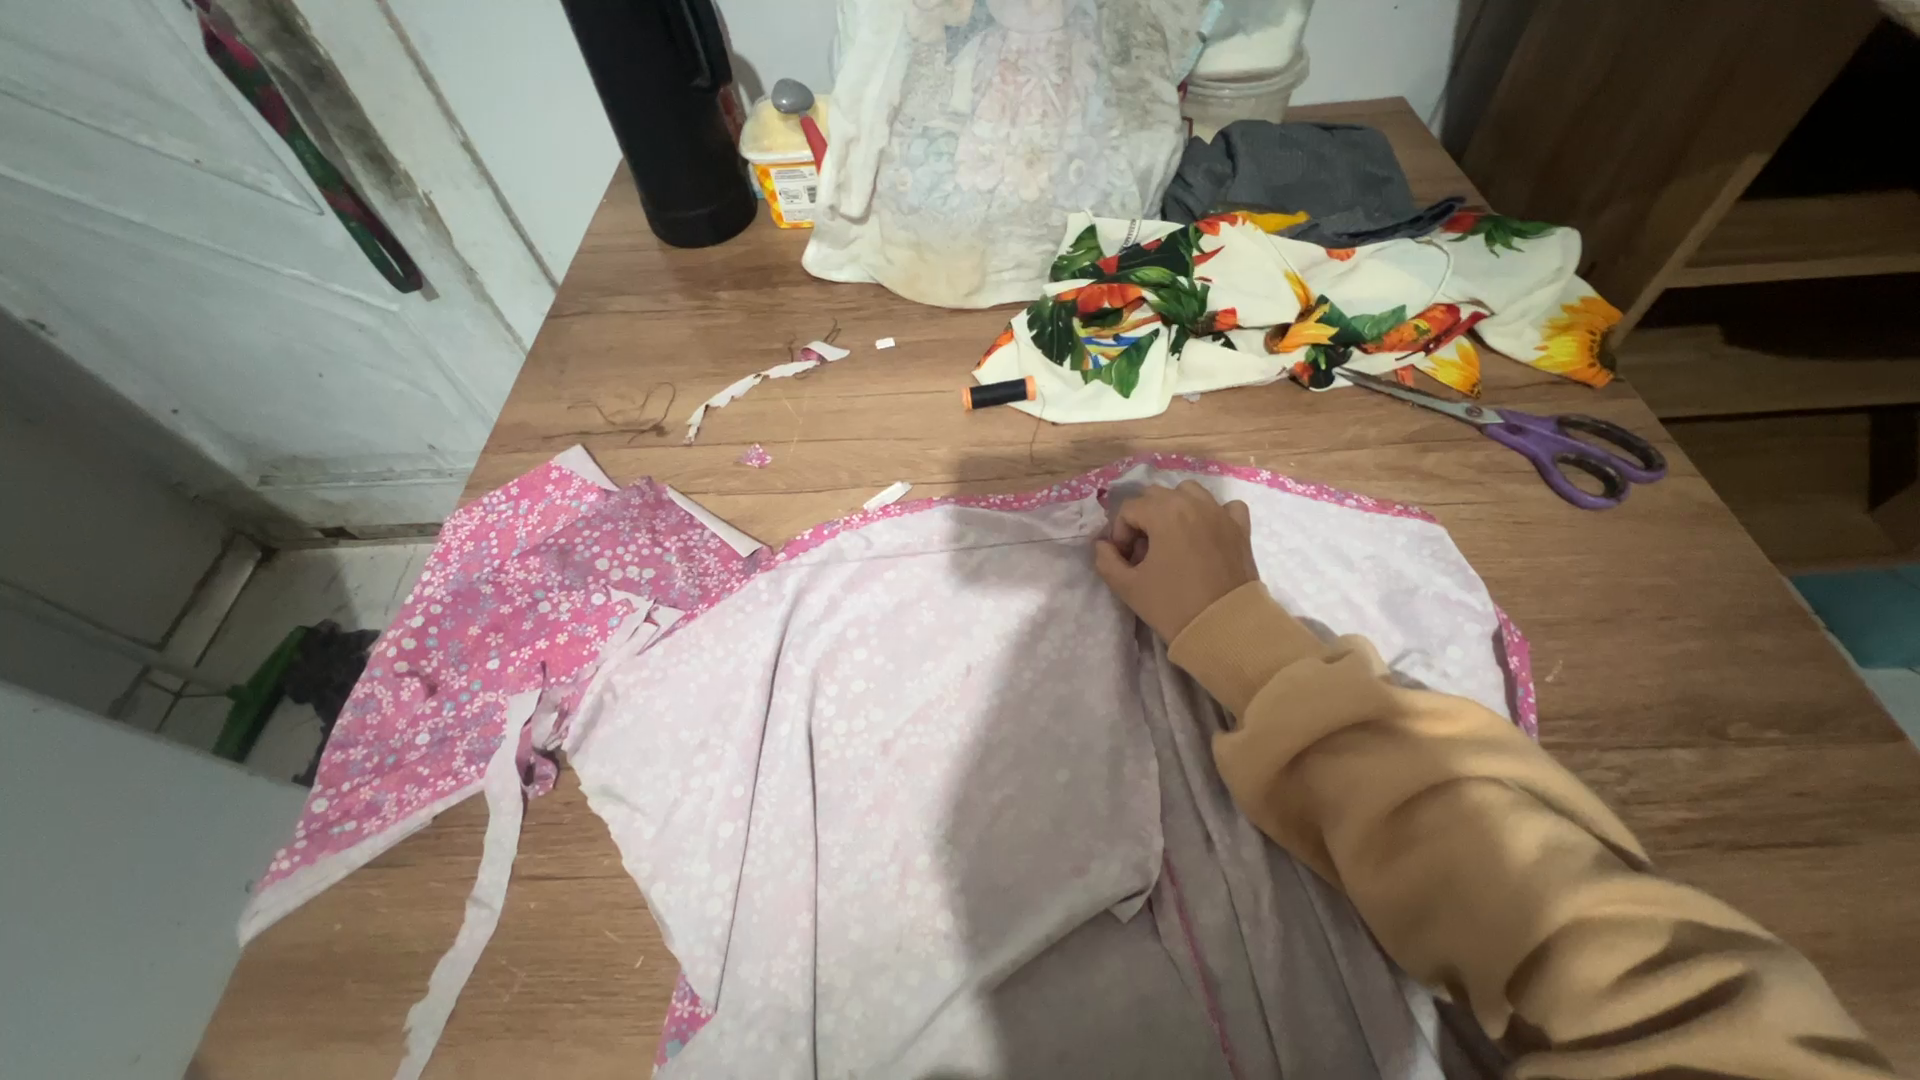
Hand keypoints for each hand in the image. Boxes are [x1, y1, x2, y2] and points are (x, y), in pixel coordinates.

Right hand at [1093, 480, 1258, 640]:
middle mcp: (1193, 504)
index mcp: (1164, 513)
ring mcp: (1220, 513)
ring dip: (1175, 508)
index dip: (1120, 534)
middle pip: (1156, 496)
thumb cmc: (1173, 605)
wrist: (1224, 627)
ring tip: (1172, 538)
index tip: (1126, 560)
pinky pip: (1225, 507)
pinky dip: (1213, 514)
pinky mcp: (1240, 528)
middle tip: (1145, 552)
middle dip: (1144, 519)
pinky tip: (1206, 533)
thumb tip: (1103, 545)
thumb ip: (1106, 561)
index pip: (1129, 510)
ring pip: (1190, 492)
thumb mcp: (1127, 587)